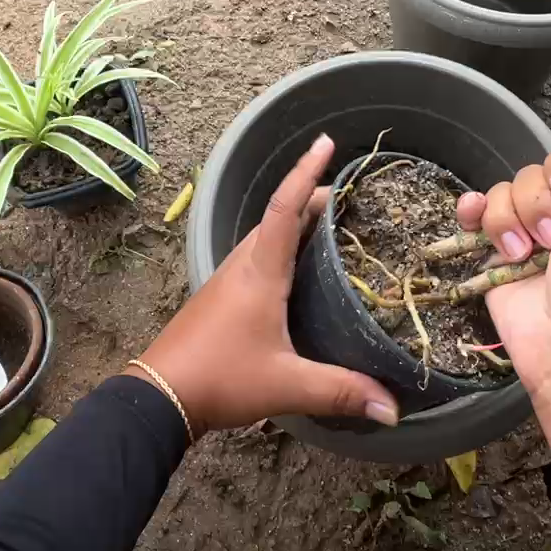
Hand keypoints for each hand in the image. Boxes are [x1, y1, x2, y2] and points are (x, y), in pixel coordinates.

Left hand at [130, 134, 399, 434]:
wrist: (159, 396)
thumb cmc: (221, 377)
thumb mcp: (287, 385)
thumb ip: (340, 391)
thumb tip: (392, 408)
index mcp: (261, 269)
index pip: (286, 206)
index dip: (306, 171)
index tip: (325, 142)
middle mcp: (245, 263)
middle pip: (281, 214)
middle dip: (314, 195)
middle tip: (352, 195)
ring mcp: (231, 276)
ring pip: (269, 233)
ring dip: (299, 220)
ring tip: (333, 224)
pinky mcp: (225, 293)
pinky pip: (261, 253)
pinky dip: (286, 243)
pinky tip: (300, 268)